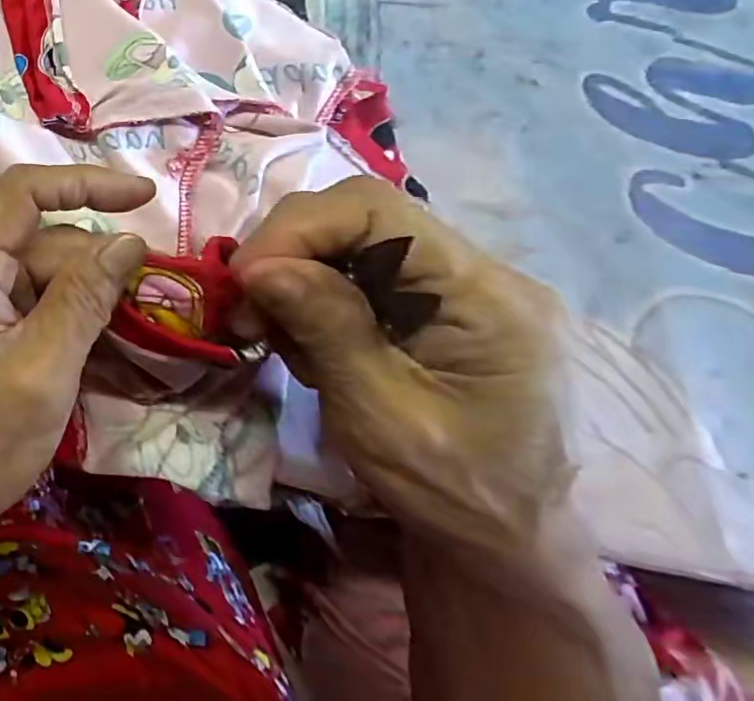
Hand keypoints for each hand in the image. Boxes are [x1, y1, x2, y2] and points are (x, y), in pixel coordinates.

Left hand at [0, 165, 154, 596]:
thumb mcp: (45, 368)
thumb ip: (84, 298)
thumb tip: (129, 241)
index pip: (22, 193)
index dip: (83, 183)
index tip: (145, 196)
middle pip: (44, 237)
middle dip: (100, 263)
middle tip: (156, 305)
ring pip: (49, 268)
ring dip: (95, 293)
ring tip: (139, 331)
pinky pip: (41, 296)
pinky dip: (77, 312)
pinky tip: (110, 341)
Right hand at [229, 176, 572, 563]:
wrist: (507, 544)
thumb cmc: (454, 490)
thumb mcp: (380, 414)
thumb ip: (326, 328)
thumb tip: (258, 266)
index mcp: (483, 294)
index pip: (374, 209)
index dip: (296, 229)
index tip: (246, 280)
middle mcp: (474, 273)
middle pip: (353, 215)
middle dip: (285, 253)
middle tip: (249, 312)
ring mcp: (451, 287)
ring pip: (342, 239)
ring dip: (289, 278)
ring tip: (276, 337)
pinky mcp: (427, 305)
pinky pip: (349, 271)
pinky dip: (305, 297)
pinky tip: (305, 343)